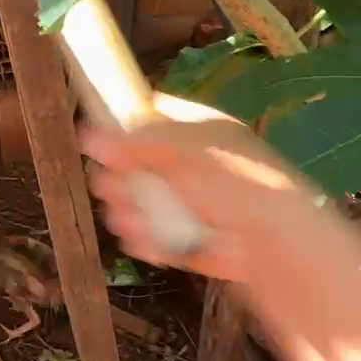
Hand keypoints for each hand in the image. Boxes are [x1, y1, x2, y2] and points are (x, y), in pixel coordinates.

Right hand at [82, 93, 334, 283]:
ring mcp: (182, 202)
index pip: (147, 116)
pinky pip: (147, 233)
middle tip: (113, 189)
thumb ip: (135, 143)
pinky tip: (147, 241)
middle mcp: (186, 163)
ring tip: (131, 220)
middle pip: (131, 163)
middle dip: (118, 178)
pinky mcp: (179, 236)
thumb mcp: (185, 152)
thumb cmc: (236, 185)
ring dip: (127, 211)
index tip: (98, 139)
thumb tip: (87, 134)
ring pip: (134, 201)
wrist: (273, 245)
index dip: (120, 124)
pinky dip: (144, 239)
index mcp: (194, 130)